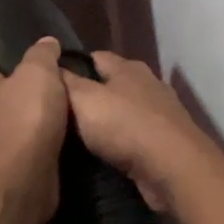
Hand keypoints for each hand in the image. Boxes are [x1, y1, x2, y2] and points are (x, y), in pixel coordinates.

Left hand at [0, 38, 67, 223]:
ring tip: (76, 106)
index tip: (34, 59)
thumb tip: (47, 41)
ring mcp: (9, 144)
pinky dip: (54, 141)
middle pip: (11, 98)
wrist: (25, 177)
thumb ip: (42, 55)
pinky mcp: (25, 167)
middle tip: (65, 81)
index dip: (9, 63)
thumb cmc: (27, 117)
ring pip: (27, 123)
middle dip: (31, 92)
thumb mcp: (38, 73)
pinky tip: (74, 135)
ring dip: (45, 118)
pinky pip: (42, 146)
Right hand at [61, 51, 218, 214]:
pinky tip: (106, 154)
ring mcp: (160, 112)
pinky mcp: (166, 139)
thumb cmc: (125, 125)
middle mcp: (147, 83)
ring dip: (106, 121)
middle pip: (110, 84)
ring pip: (123, 111)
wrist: (172, 166)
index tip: (50, 84)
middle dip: (89, 96)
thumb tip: (51, 65)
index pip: (94, 57)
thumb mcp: (84, 100)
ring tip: (78, 137)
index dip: (72, 67)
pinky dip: (121, 142)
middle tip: (59, 115)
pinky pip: (135, 135)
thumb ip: (66, 82)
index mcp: (128, 67)